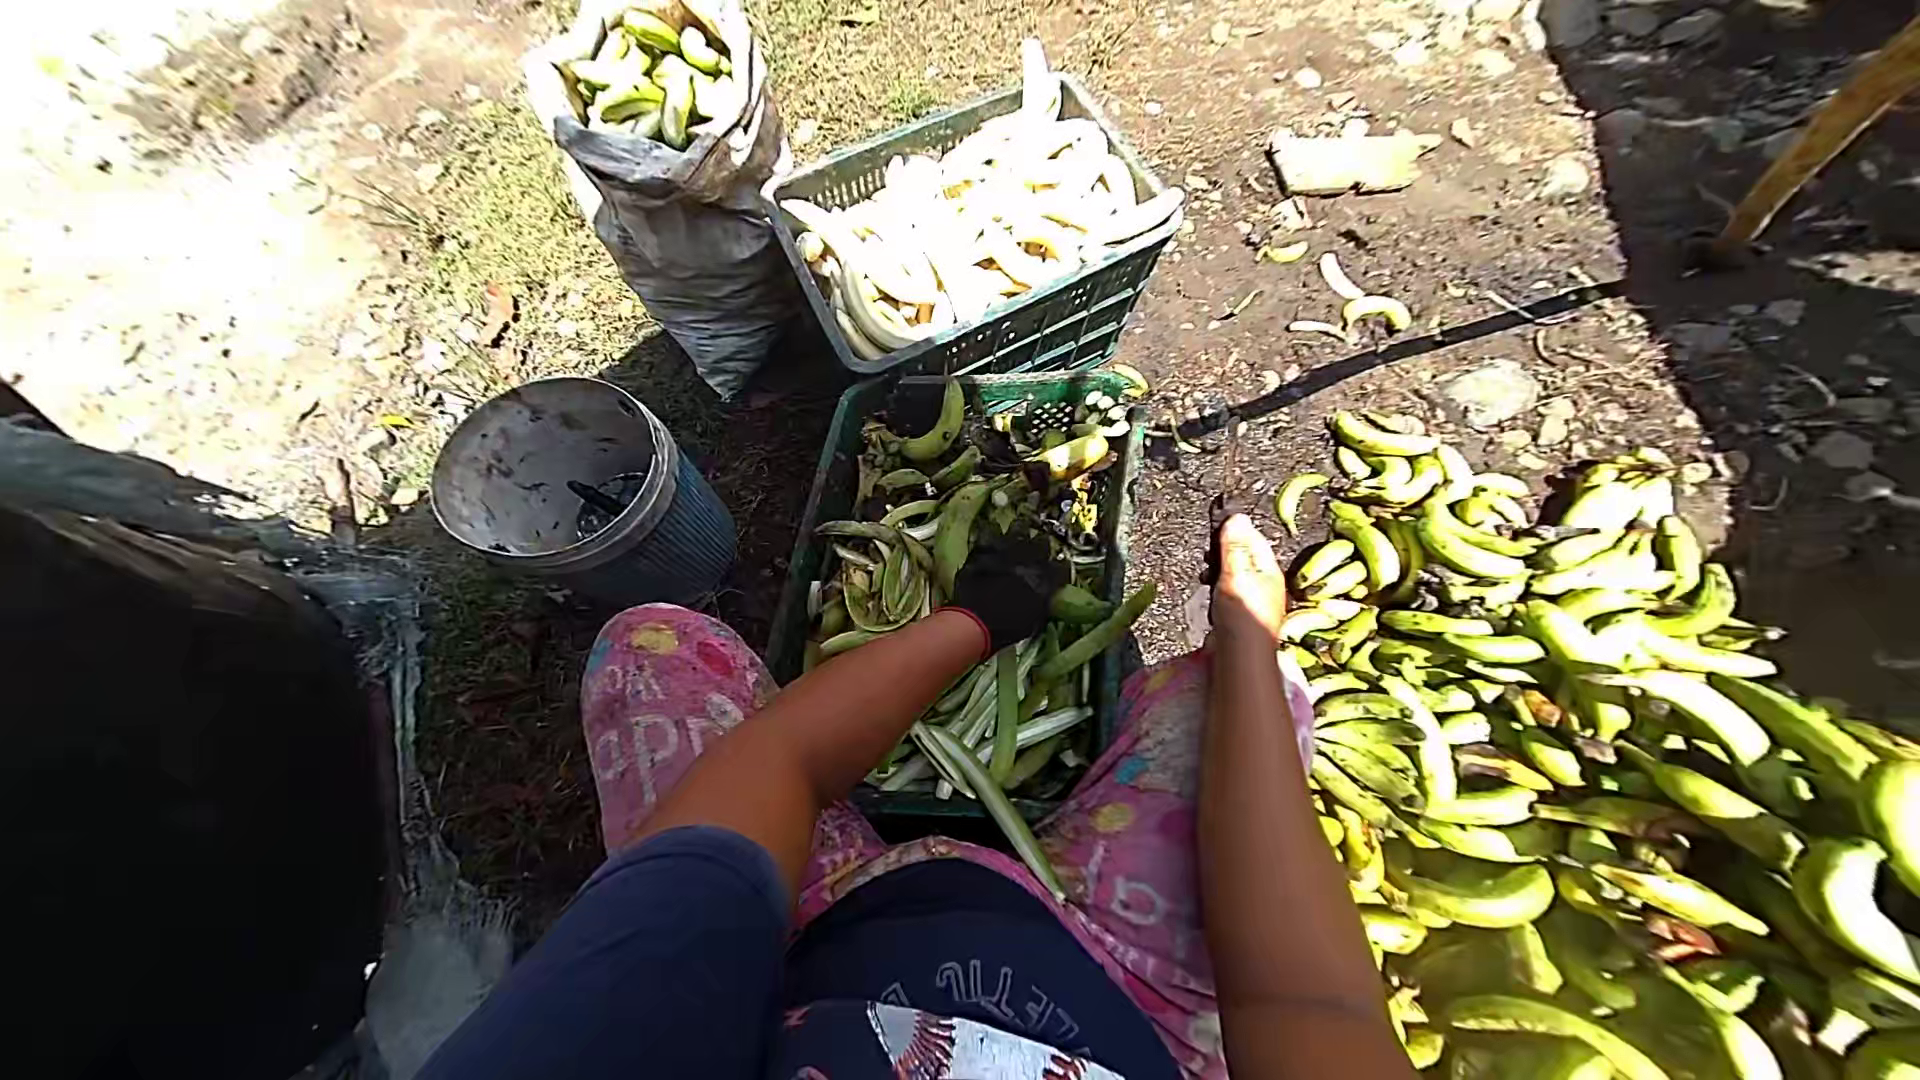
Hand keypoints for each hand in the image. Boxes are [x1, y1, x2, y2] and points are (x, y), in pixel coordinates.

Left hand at [948, 533, 1064, 653]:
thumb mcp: (1035, 619)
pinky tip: (991, 532)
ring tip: (1018, 529)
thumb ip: (1044, 602)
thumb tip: (1047, 597)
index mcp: (1045, 578)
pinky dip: (991, 533)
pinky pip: (989, 534)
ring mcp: (1006, 550)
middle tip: (1038, 545)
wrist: (976, 621)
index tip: (1058, 567)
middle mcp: (1029, 559)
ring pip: (1018, 530)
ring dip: (1019, 530)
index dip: (1059, 566)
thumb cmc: (1008, 628)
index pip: (1060, 567)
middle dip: (1041, 543)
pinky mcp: (984, 549)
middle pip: (1041, 542)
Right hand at [1211, 514, 1287, 644]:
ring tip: (1206, 576)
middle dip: (1223, 551)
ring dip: (1218, 569)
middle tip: (1207, 556)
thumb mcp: (1235, 573)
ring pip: (1234, 572)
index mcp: (1269, 569)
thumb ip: (1234, 547)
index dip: (1234, 529)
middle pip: (1243, 554)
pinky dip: (1217, 585)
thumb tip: (1237, 517)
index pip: (1253, 538)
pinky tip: (1209, 593)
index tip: (1213, 524)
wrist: (1240, 655)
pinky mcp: (1241, 611)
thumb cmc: (1240, 613)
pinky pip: (1228, 588)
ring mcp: (1254, 597)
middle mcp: (1265, 581)